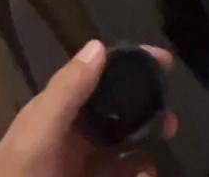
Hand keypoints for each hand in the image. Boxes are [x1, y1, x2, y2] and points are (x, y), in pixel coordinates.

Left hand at [0, 40, 179, 176]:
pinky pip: (115, 176)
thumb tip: (99, 45)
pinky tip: (147, 175)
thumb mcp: (36, 140)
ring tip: (166, 142)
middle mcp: (63, 140)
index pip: (92, 77)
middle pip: (109, 113)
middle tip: (172, 117)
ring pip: (116, 149)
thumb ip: (65, 94)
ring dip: (143, 144)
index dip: (126, 65)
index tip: (163, 61)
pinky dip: (134, 173)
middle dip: (142, 108)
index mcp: (49, 117)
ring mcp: (72, 170)